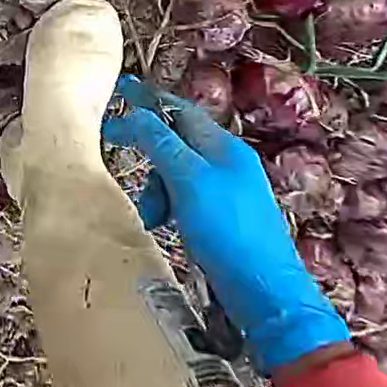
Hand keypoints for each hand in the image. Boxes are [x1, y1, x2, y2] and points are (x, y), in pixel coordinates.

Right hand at [102, 74, 349, 373]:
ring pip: (176, 174)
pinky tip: (161, 226)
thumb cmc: (228, 232)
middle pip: (175, 142)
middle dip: (149, 155)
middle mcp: (226, 163)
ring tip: (149, 215)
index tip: (119, 90)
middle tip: (126, 166)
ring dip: (156, 188)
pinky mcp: (221, 220)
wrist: (267, 296)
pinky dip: (167, 207)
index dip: (149, 101)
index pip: (179, 111)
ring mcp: (225, 192)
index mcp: (223, 147)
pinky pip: (183, 199)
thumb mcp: (189, 181)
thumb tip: (135, 115)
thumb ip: (161, 144)